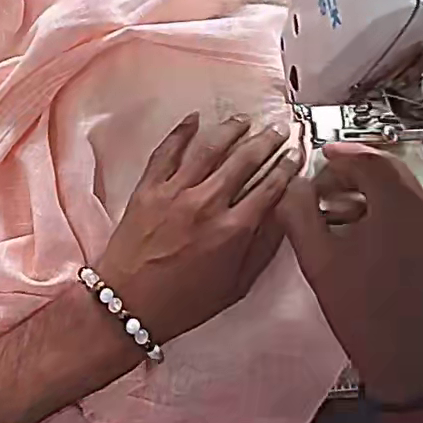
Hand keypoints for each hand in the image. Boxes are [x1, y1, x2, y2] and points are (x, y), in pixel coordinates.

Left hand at [94, 113, 303, 343]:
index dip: (286, 166)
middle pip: (244, 161)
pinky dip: (181, 132)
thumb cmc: (184, 302)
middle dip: (265, 141)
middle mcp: (206, 204)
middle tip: (277, 128)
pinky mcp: (148, 188)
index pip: (269, 187)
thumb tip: (282, 214)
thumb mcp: (236, 285)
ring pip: (208, 149)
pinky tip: (194, 119)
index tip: (295, 152)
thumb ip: (262, 248)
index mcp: (233, 230)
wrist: (127, 304)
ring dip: (230, 130)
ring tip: (243, 119)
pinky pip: (166, 152)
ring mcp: (174, 192)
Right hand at [276, 142, 422, 403]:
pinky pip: (412, 214)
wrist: (413, 366)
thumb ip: (299, 215)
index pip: (372, 161)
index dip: (342, 153)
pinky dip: (385, 211)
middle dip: (353, 171)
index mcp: (400, 210)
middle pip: (390, 171)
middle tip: (324, 183)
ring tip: (335, 210)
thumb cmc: (368, 318)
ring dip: (368, 191)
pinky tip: (359, 232)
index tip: (324, 153)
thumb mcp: (318, 261)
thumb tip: (293, 191)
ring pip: (402, 193)